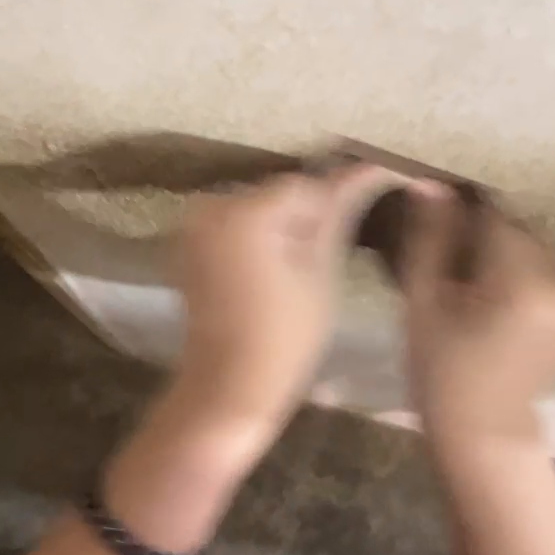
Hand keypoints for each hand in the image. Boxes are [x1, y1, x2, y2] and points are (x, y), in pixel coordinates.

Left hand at [165, 164, 401, 431]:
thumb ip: (337, 214)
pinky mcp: (187, 246)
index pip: (304, 185)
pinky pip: (231, 225)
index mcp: (246, 212)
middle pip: (276, 193)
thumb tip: (368, 169)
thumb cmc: (285, 336)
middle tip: (333, 245)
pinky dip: (254, 236)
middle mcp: (212, 207)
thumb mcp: (320, 272)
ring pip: (254, 207)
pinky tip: (274, 267)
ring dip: (281, 223)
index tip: (364, 205)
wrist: (226, 384)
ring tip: (304, 261)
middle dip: (305, 211)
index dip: (336, 196)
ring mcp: (193, 226)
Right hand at [402, 183, 554, 442]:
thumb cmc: (440, 366)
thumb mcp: (422, 301)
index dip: (465, 215)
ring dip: (513, 254)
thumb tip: (432, 184)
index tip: (442, 222)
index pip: (496, 219)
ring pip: (541, 247)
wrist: (485, 425)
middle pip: (522, 232)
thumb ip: (431, 239)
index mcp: (525, 286)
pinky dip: (534, 272)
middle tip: (459, 264)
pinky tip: (508, 297)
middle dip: (489, 238)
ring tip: (482, 282)